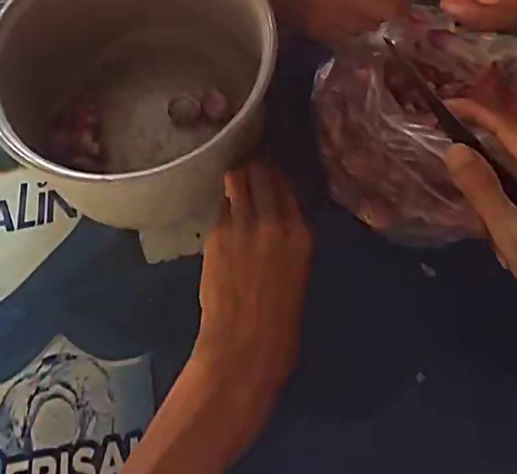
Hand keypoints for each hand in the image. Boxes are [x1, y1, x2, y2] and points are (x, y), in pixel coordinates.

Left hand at [125, 165, 313, 473]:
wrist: (243, 348)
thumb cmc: (279, 323)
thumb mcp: (297, 271)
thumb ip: (288, 236)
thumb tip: (276, 213)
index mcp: (299, 233)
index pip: (285, 182)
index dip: (274, 174)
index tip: (269, 172)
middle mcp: (272, 220)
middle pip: (260, 170)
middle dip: (254, 168)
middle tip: (250, 174)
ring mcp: (241, 224)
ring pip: (236, 178)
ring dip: (236, 180)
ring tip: (235, 189)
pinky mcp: (216, 232)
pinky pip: (221, 206)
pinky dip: (224, 208)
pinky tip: (225, 220)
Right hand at [442, 102, 516, 473]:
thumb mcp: (515, 241)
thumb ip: (483, 191)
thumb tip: (454, 148)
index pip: (511, 130)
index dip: (476, 113)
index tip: (443, 103)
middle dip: (482, 148)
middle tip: (446, 155)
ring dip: (498, 181)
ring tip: (471, 203)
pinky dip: (515, 198)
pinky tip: (503, 227)